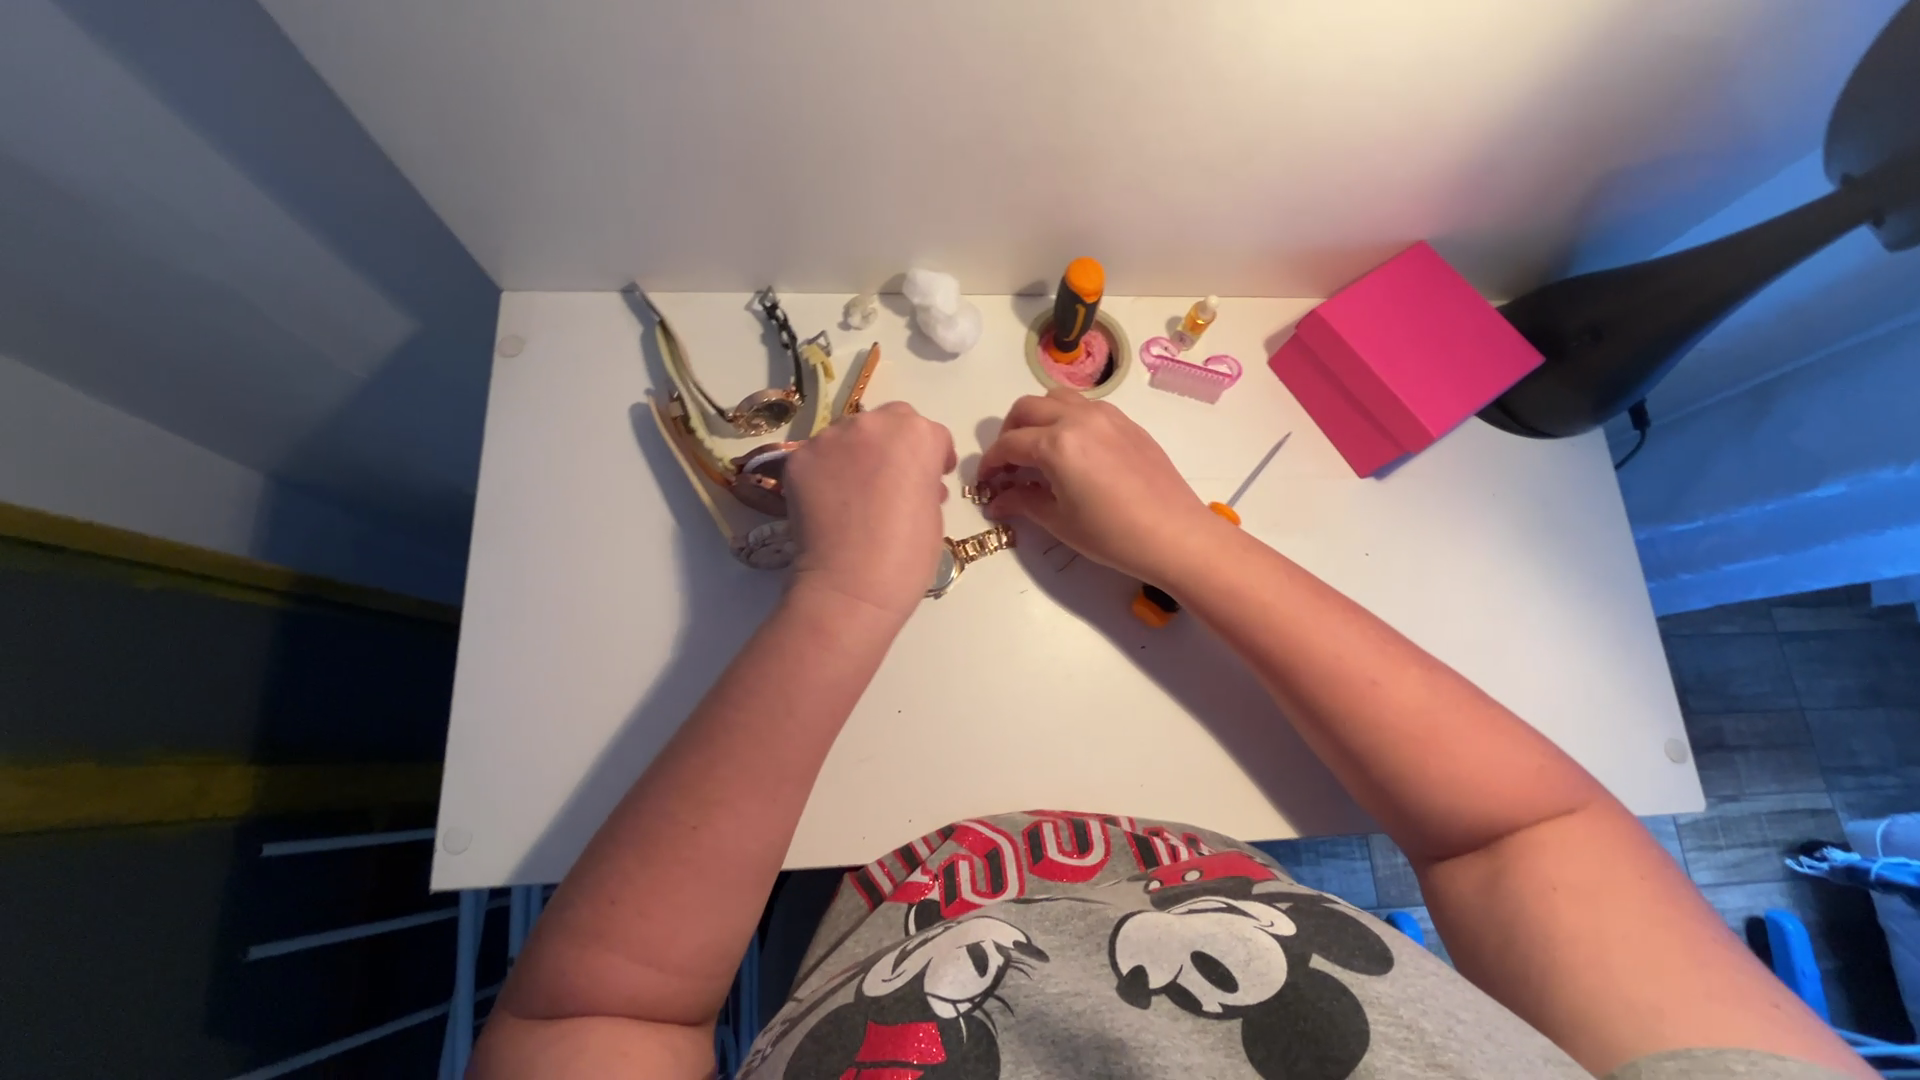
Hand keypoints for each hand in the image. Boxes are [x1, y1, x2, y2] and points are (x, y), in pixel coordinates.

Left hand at [783, 402, 956, 619]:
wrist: (850, 585)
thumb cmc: (906, 556)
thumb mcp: (933, 512)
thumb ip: (924, 482)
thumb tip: (909, 481)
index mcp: (918, 435)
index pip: (932, 435)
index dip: (934, 458)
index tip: (932, 479)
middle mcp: (873, 423)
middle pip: (890, 422)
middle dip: (896, 445)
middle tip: (893, 481)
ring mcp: (831, 437)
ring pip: (850, 435)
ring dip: (858, 454)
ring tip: (856, 494)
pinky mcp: (799, 457)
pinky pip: (819, 456)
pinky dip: (826, 472)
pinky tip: (830, 502)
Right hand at [979, 388, 1222, 581]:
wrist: (1175, 534)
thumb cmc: (1112, 535)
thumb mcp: (1060, 521)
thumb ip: (1023, 501)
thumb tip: (996, 501)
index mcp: (1056, 444)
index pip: (1008, 444)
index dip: (990, 463)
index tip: (985, 482)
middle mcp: (1077, 418)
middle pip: (1026, 409)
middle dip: (1009, 433)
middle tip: (1008, 464)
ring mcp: (1105, 415)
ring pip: (1056, 398)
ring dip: (1037, 417)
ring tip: (1037, 449)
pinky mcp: (1126, 422)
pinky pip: (1085, 406)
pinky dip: (1066, 418)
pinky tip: (1071, 450)